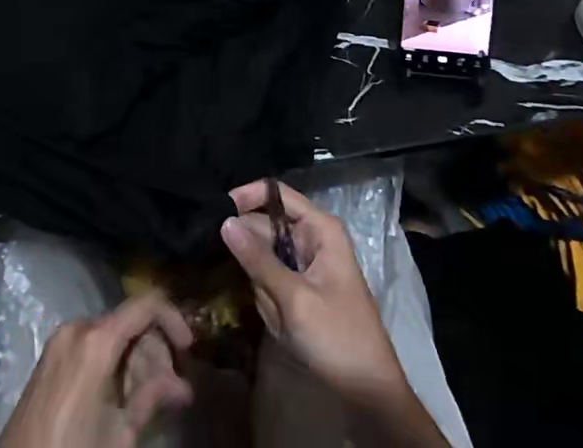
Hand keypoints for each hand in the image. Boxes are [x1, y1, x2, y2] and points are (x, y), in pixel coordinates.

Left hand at [0, 293, 194, 447]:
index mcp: (97, 339)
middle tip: (173, 391)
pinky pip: (93, 347)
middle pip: (132, 323)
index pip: (148, 304)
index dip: (175, 320)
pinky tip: (126, 398)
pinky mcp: (50, 358)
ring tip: (154, 401)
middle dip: (156, 354)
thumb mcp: (120, 433)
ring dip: (137, 363)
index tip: (189, 350)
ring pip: (115, 335)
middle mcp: (78, 328)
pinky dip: (115, 365)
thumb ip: (152, 397)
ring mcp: (60, 341)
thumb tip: (183, 385)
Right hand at [219, 181, 406, 407]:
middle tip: (257, 288)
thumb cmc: (337, 335)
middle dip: (255, 259)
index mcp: (320, 227)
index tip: (215, 213)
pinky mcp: (299, 286)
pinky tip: (284, 324)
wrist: (367, 387)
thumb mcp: (294, 298)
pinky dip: (270, 302)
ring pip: (264, 260)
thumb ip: (258, 260)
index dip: (246, 197)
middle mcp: (313, 237)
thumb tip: (225, 222)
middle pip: (266, 228)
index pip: (276, 194)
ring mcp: (305, 263)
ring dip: (263, 289)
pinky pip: (271, 283)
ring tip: (282, 316)